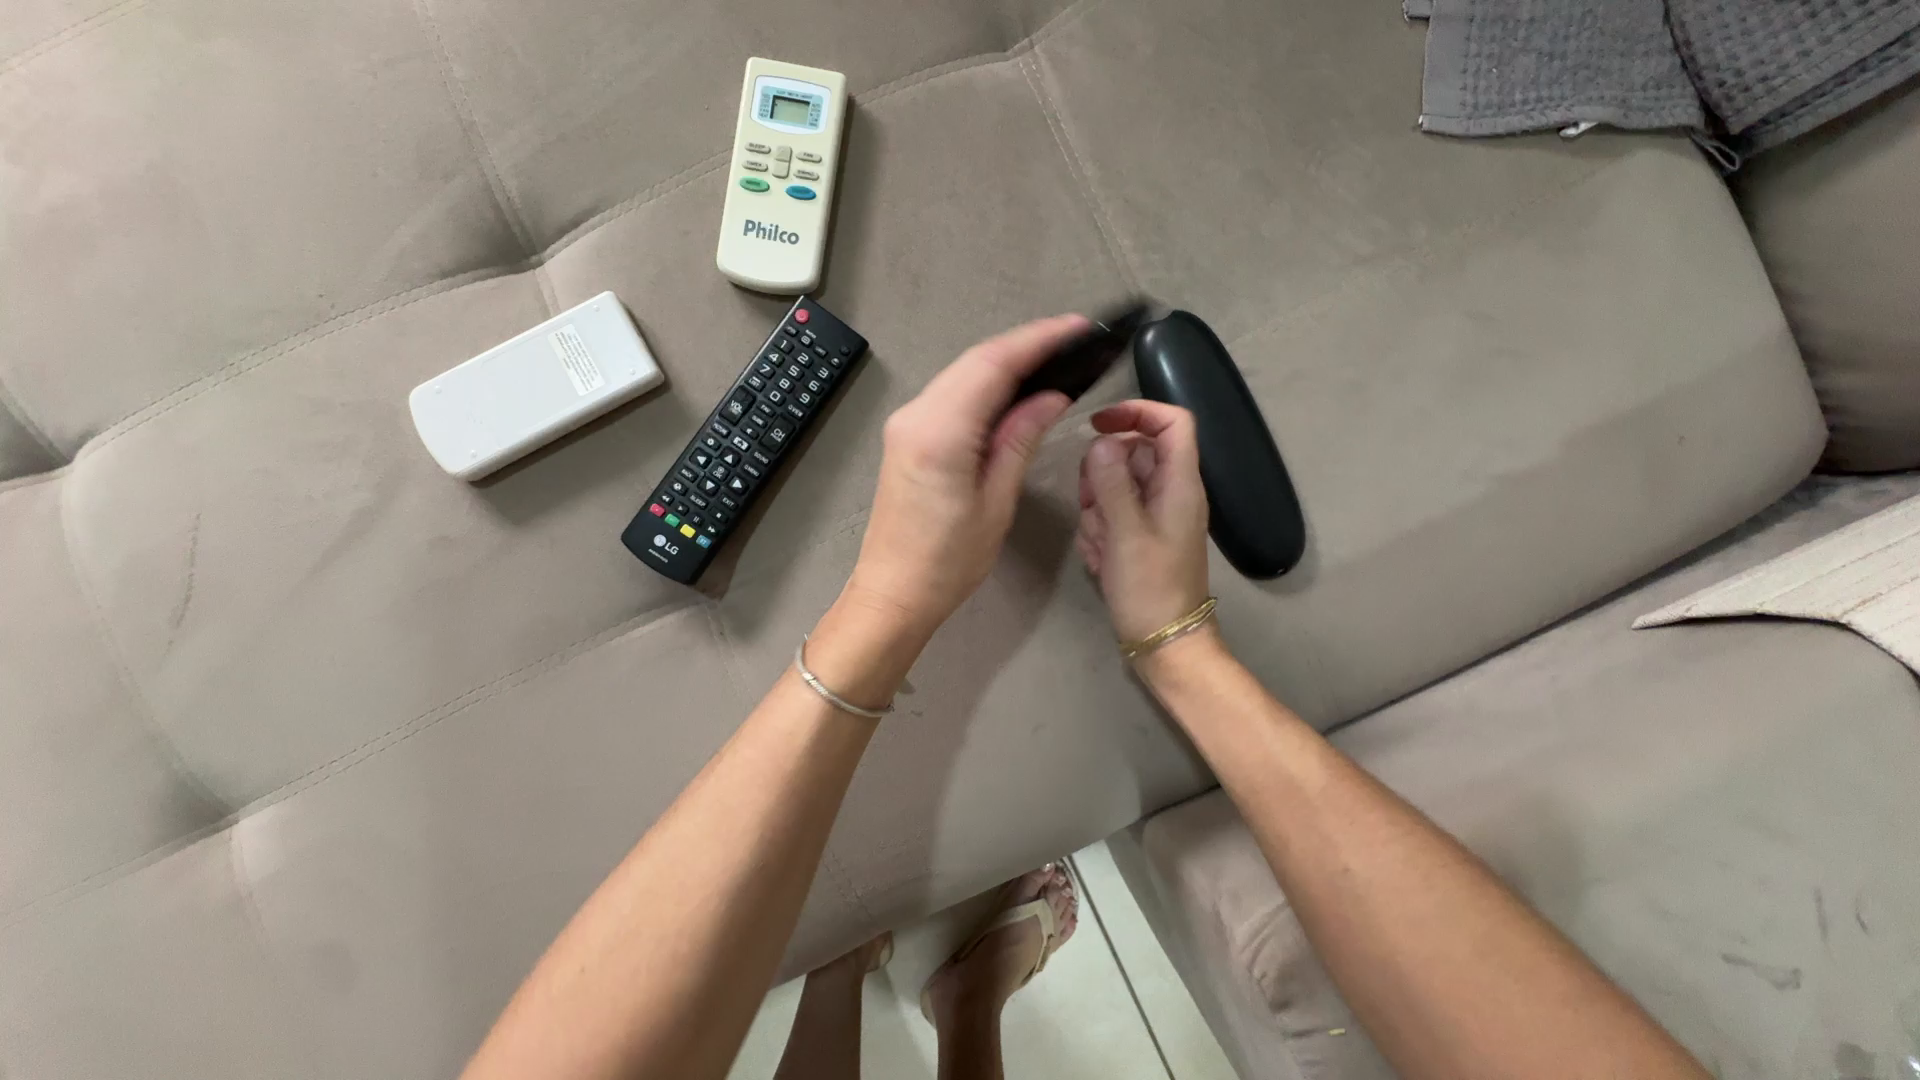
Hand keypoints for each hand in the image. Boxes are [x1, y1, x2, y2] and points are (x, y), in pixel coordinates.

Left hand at [844, 315, 1090, 637]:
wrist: (892, 592)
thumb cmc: (947, 562)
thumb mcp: (996, 502)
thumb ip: (1020, 439)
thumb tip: (1050, 397)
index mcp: (939, 433)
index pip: (992, 365)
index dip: (1038, 340)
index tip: (1077, 327)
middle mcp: (915, 416)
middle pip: (975, 362)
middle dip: (1026, 346)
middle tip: (1074, 340)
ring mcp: (906, 424)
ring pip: (962, 374)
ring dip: (1006, 363)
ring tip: (1054, 360)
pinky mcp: (906, 436)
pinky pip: (951, 395)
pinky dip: (985, 384)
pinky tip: (1015, 390)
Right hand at [1076, 400, 1210, 641]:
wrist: (1165, 644)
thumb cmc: (1151, 588)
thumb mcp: (1126, 533)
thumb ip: (1111, 482)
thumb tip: (1100, 441)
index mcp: (1180, 483)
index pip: (1172, 421)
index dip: (1136, 412)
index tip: (1097, 425)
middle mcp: (1170, 493)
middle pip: (1132, 453)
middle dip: (1101, 473)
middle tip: (1091, 504)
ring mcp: (1153, 517)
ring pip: (1114, 486)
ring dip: (1096, 509)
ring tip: (1100, 542)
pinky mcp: (1138, 538)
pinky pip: (1110, 516)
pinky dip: (1099, 532)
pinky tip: (1100, 559)